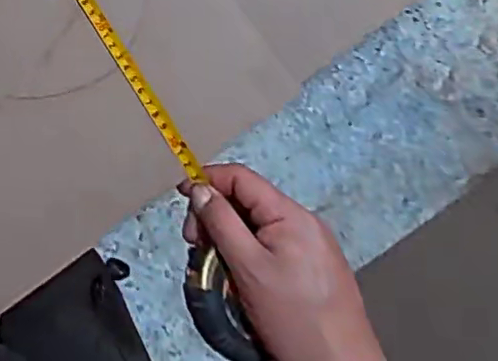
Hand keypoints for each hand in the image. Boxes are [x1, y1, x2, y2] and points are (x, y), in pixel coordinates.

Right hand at [181, 165, 384, 360]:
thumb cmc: (295, 321)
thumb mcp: (248, 267)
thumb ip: (220, 221)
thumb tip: (199, 188)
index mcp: (292, 216)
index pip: (240, 177)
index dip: (206, 179)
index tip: (182, 197)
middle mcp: (305, 224)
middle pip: (246, 200)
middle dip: (215, 215)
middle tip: (195, 242)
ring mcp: (313, 248)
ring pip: (255, 225)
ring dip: (228, 236)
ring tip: (215, 263)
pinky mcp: (315, 271)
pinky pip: (271, 245)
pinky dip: (247, 251)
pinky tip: (239, 274)